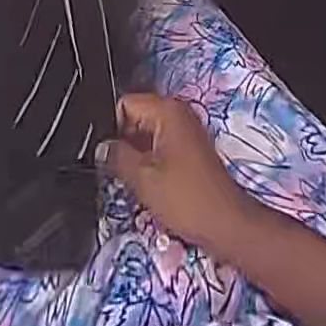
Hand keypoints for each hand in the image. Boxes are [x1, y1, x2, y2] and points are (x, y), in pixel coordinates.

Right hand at [97, 94, 261, 256]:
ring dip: (136, 153)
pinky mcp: (190, 147)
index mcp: (168, 111)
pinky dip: (149, 159)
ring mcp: (186, 129)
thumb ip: (117, 157)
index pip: (126, 103)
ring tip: (130, 179)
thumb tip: (101, 148)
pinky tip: (146, 182)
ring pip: (147, 133)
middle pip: (137, 117)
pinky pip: (161, 144)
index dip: (111, 127)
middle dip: (123, 141)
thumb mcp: (143, 178)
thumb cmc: (185, 197)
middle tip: (114, 169)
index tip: (106, 153)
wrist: (224, 221)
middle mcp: (179, 113)